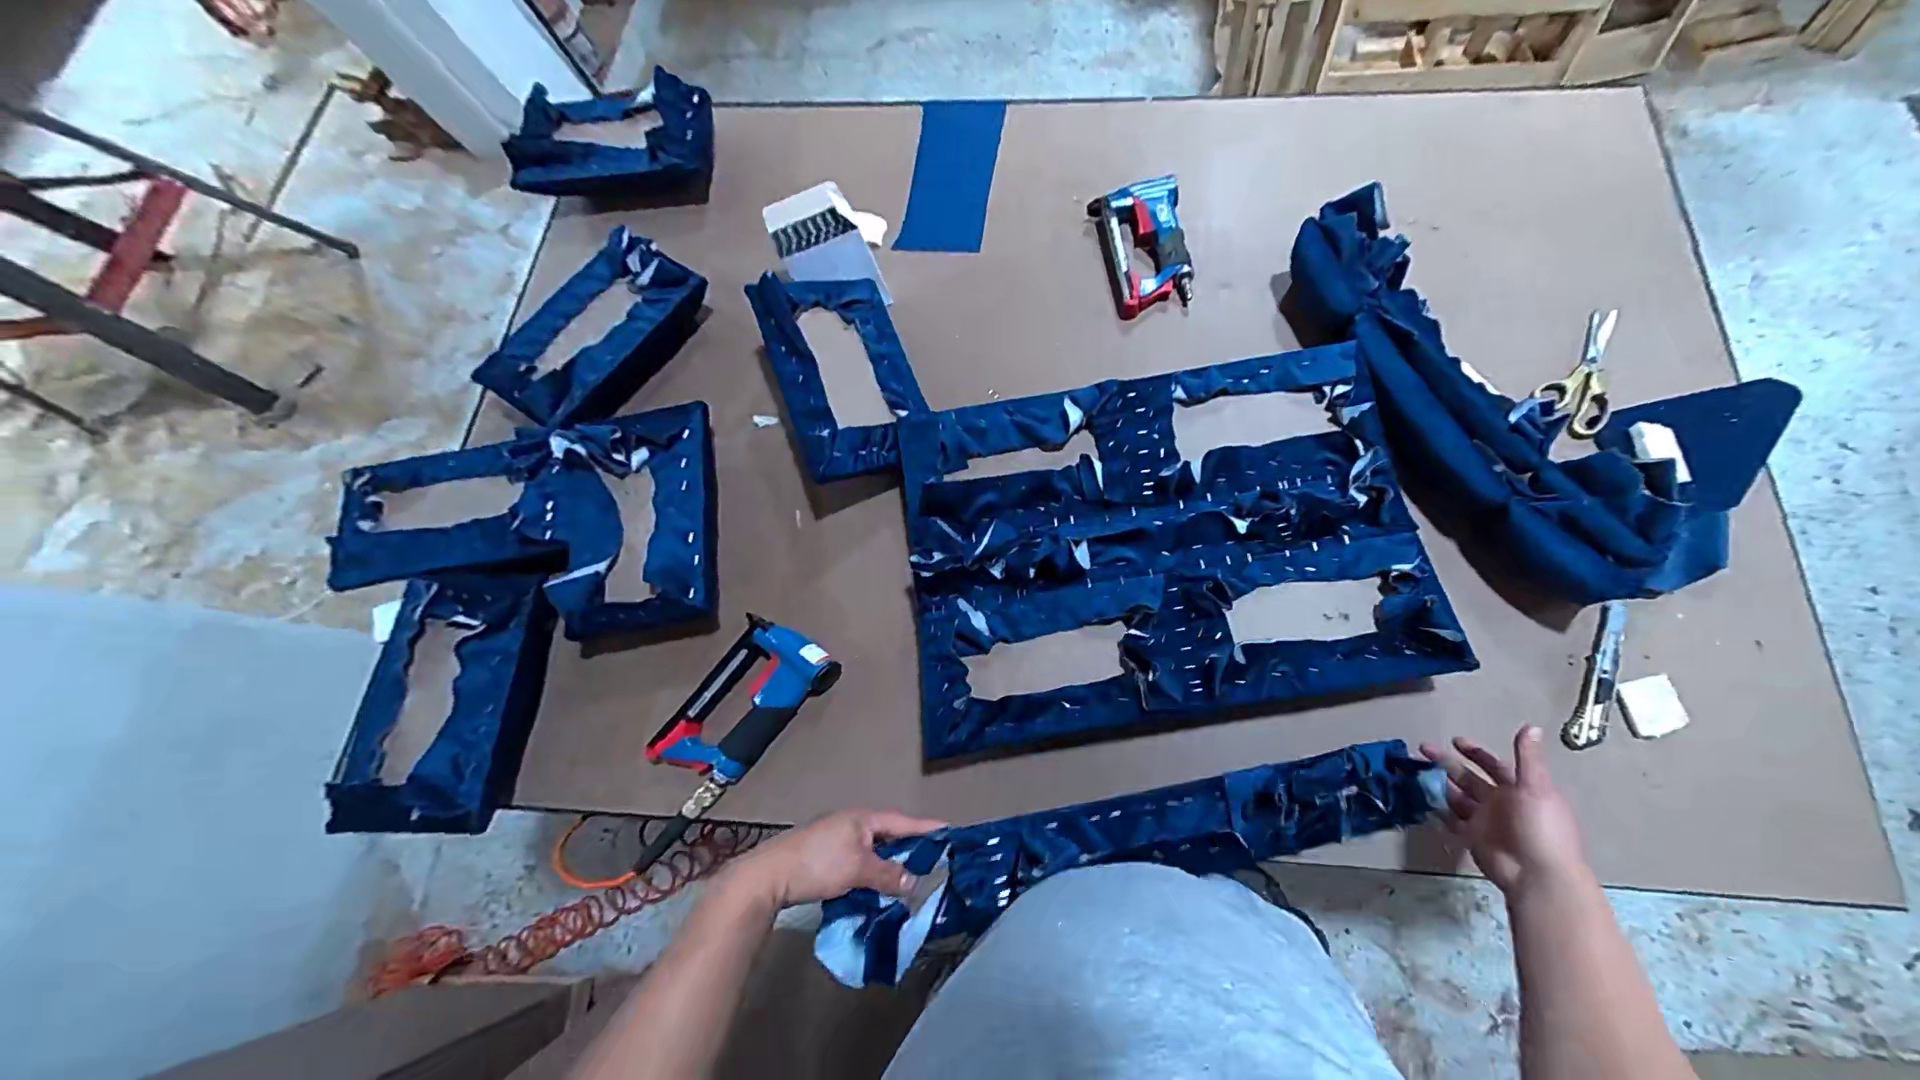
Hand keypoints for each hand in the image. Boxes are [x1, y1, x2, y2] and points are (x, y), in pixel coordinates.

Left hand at [725, 808, 947, 908]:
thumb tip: (914, 881)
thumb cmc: (818, 864)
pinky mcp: (827, 857)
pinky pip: (862, 861)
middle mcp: (854, 824)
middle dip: (911, 848)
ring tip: (911, 880)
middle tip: (935, 861)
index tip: (951, 831)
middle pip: (890, 834)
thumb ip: (888, 874)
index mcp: (864, 819)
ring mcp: (839, 839)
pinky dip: (874, 872)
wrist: (770, 876)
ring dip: (891, 863)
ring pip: (875, 850)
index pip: (904, 822)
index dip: (927, 828)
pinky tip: (879, 889)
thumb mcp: (858, 869)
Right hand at [1420, 726, 1590, 898]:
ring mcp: (1484, 820)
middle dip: (1445, 762)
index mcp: (1519, 790)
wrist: (1536, 874)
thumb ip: (1528, 757)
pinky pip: (1450, 818)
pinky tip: (1421, 796)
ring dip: (1437, 782)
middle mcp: (1500, 802)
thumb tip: (1531, 726)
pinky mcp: (1471, 835)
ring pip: (1455, 795)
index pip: (1494, 765)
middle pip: (1468, 777)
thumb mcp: (1536, 787)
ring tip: (1414, 770)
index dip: (1475, 752)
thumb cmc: (1539, 827)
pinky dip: (1436, 808)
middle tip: (1422, 749)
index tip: (1453, 741)